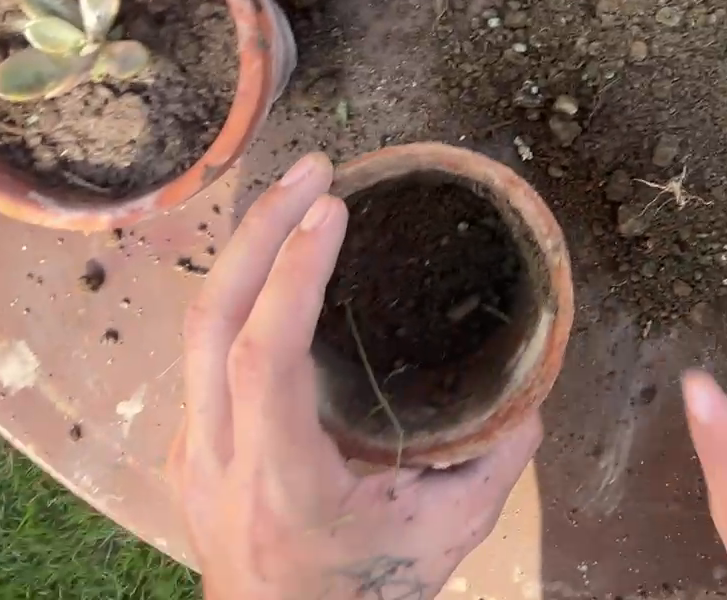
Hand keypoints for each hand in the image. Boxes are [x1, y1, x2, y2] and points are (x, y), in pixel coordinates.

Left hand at [171, 153, 541, 599]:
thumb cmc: (370, 591)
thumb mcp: (451, 532)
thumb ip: (499, 456)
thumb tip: (531, 387)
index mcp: (284, 481)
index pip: (266, 362)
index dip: (292, 276)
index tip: (331, 209)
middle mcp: (219, 456)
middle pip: (213, 322)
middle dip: (262, 230)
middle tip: (315, 168)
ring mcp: (195, 444)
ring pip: (197, 324)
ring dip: (249, 244)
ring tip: (297, 186)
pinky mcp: (194, 434)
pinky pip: (206, 339)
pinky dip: (245, 277)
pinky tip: (281, 248)